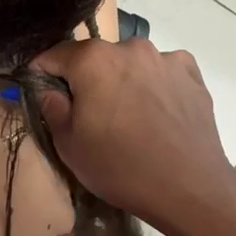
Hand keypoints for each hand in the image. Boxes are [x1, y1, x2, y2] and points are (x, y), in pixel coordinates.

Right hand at [30, 38, 235, 235]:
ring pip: (131, 64)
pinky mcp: (192, 74)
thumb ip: (53, 108)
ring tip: (129, 118)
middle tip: (91, 115)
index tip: (43, 93)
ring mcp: (165, 58)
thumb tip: (51, 91)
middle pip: (96, 58)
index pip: (55, 55)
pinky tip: (158, 114)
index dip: (44, 73)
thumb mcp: (69, 145)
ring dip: (123, 82)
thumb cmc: (119, 167)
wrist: (188, 188)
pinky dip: (154, 86)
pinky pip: (162, 73)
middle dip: (88, 79)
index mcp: (93, 60)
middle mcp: (130, 47)